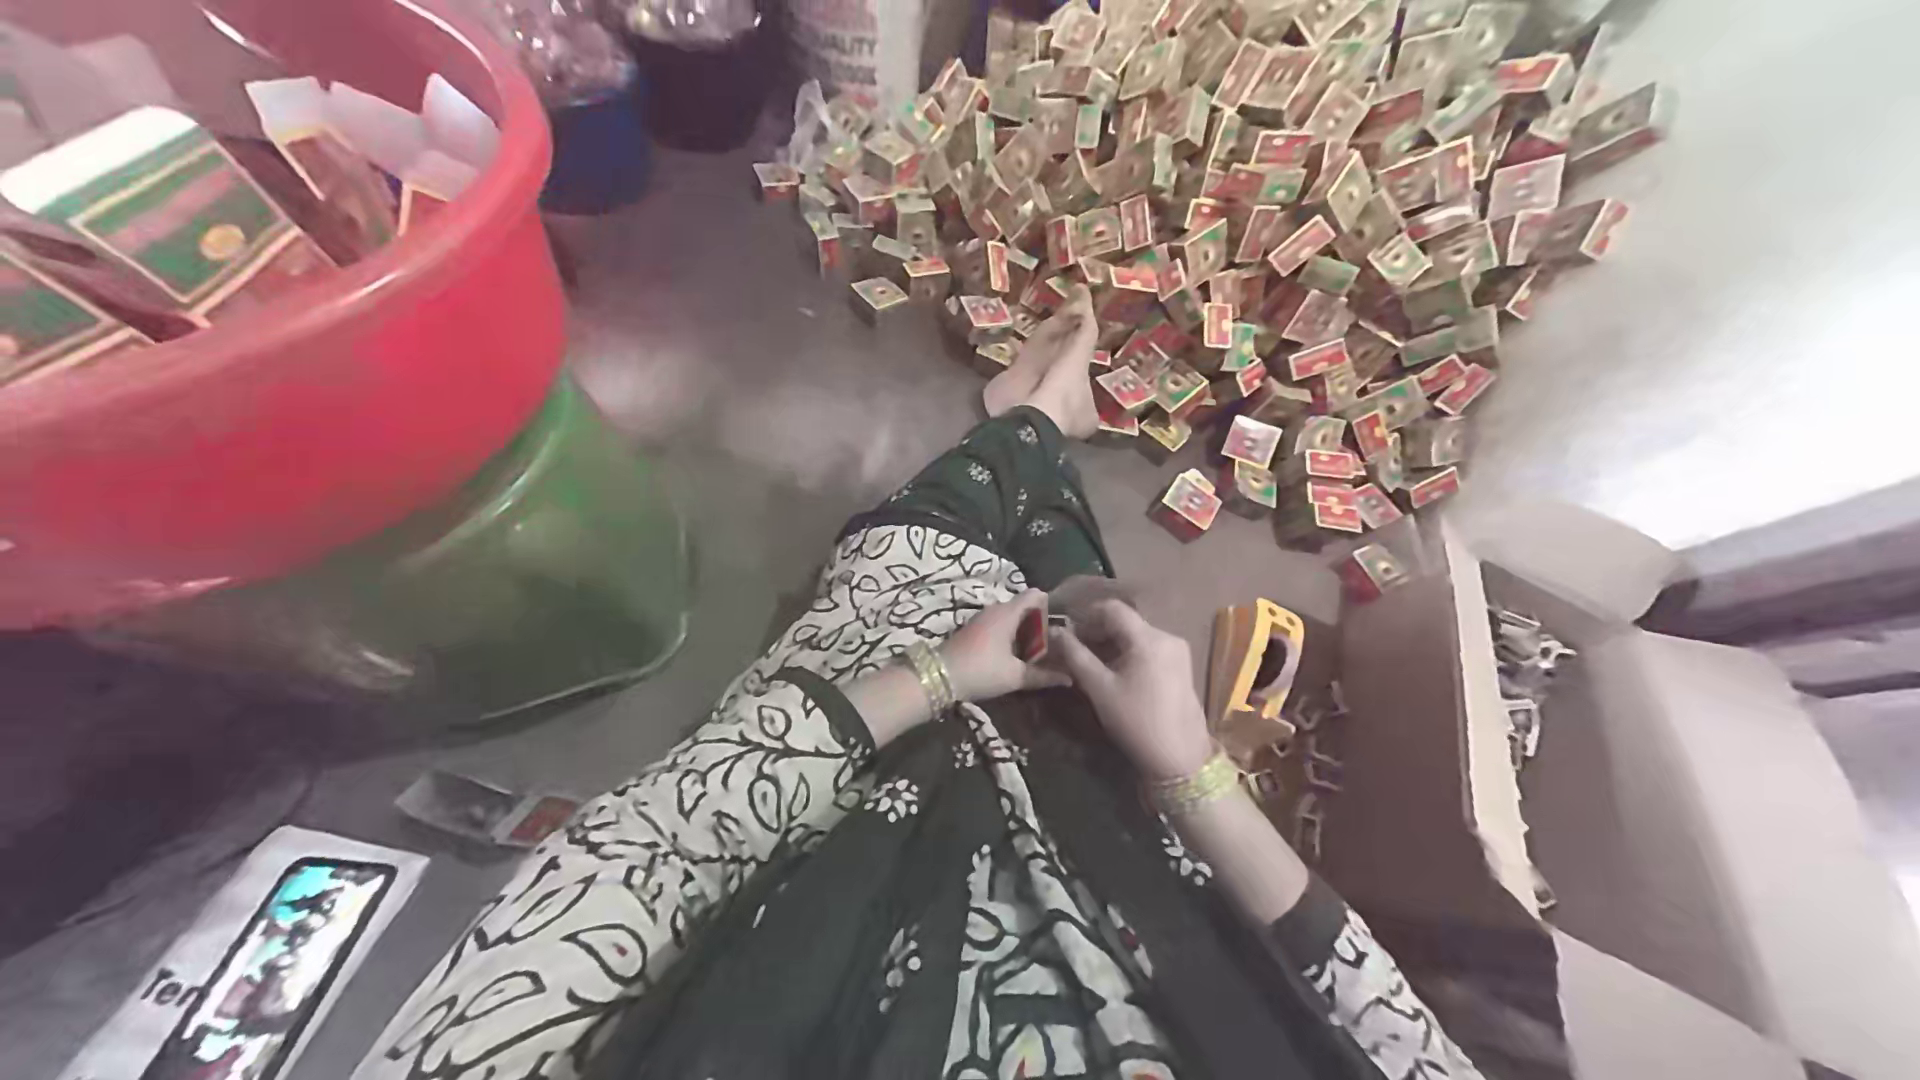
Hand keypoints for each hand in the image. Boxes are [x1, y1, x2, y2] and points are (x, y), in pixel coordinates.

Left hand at [940, 590, 1072, 701]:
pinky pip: (1000, 626)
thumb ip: (1043, 676)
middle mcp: (996, 609)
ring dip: (1026, 631)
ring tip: (1042, 650)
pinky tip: (1018, 654)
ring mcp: (983, 619)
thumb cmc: (982, 670)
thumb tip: (1069, 678)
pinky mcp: (974, 630)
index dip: (1051, 605)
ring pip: (1011, 618)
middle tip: (1058, 641)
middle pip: (1024, 607)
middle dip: (1041, 623)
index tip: (1065, 622)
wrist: (939, 676)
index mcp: (1008, 612)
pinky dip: (1012, 636)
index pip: (1035, 595)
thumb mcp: (1015, 675)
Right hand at [1048, 600, 1213, 780]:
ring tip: (1090, 665)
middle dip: (1096, 631)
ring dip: (1110, 643)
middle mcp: (1167, 637)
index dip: (1086, 616)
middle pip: (1125, 621)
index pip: (1112, 608)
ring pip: (1135, 635)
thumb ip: (1075, 655)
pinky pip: (1147, 648)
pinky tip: (1114, 673)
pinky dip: (1127, 653)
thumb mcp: (1099, 688)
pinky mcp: (1180, 666)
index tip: (1067, 633)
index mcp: (1148, 638)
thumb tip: (1055, 632)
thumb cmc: (1136, 722)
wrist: (1180, 759)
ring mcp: (1177, 651)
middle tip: (1074, 651)